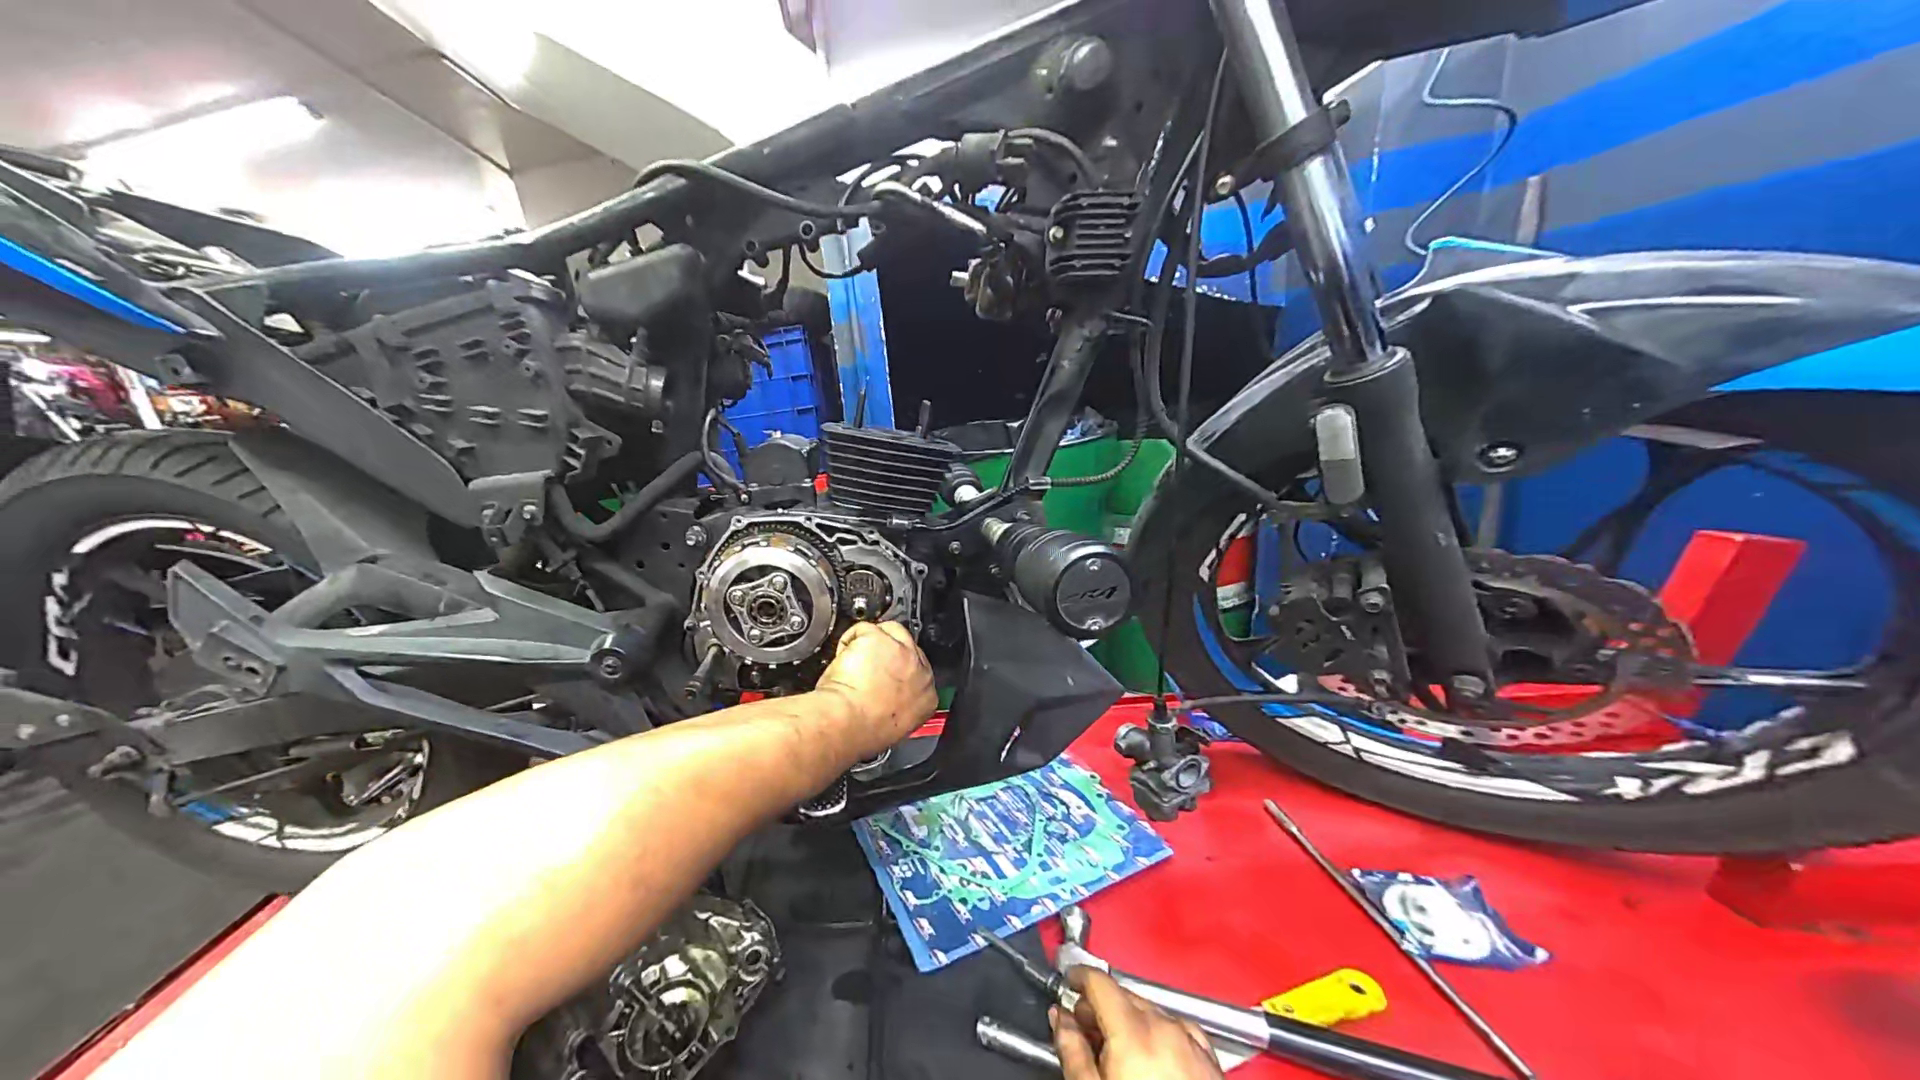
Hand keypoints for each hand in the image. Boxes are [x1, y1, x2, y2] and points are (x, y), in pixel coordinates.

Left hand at [815, 621, 936, 757]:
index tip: (884, 676)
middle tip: (863, 669)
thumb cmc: (864, 731)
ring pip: (888, 631)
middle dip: (886, 652)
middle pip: (907, 645)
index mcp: (928, 697)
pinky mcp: (879, 638)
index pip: (919, 671)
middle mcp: (920, 671)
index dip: (898, 669)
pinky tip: (843, 658)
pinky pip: (863, 629)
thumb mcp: (896, 727)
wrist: (847, 722)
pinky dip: (850, 640)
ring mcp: (902, 651)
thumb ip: (901, 704)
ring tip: (852, 665)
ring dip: (870, 643)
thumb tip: (888, 698)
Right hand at [1052, 968, 1223, 1079]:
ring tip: (1115, 1054)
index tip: (1067, 983)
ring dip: (1129, 1020)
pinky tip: (1153, 1060)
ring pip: (1152, 1012)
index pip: (1100, 983)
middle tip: (1083, 1030)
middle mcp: (1166, 1027)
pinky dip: (1160, 1034)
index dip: (1078, 978)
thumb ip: (1072, 1051)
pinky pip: (1180, 1032)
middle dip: (1101, 1007)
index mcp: (1133, 1031)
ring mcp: (1193, 1044)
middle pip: (1125, 996)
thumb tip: (1060, 1017)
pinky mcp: (1213, 1065)